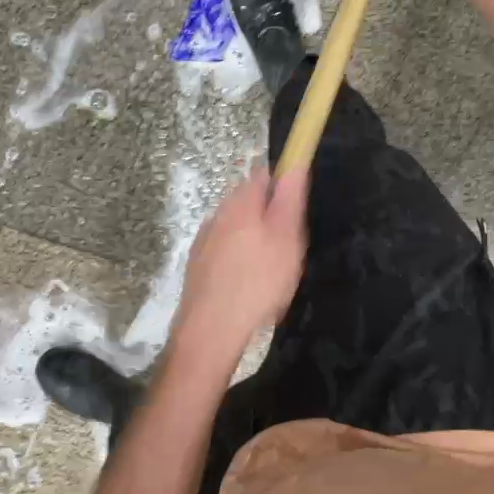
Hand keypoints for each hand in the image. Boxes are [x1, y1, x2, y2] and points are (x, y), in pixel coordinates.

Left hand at [171, 165, 307, 362]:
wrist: (211, 331)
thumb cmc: (258, 282)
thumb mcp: (287, 237)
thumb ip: (290, 197)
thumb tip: (295, 162)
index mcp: (240, 202)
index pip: (264, 175)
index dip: (284, 187)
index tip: (297, 213)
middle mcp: (218, 214)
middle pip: (249, 203)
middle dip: (270, 218)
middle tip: (289, 249)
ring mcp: (204, 240)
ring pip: (237, 229)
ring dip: (254, 241)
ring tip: (271, 273)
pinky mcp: (197, 266)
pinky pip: (225, 253)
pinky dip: (239, 262)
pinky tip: (248, 287)